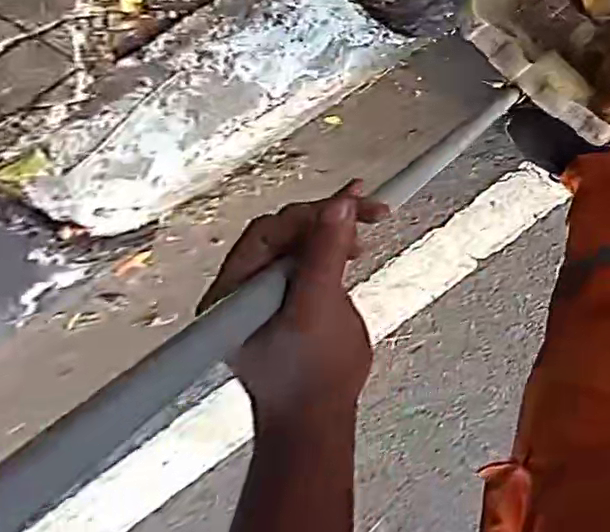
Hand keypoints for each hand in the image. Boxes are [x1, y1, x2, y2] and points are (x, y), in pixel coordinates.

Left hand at [199, 180, 388, 424]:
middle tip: (376, 211)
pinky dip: (341, 240)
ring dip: (340, 225)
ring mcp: (272, 290)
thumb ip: (324, 256)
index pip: (270, 230)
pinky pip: (316, 252)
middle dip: (332, 215)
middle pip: (288, 228)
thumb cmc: (307, 371)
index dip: (314, 213)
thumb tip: (336, 207)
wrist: (318, 406)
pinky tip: (358, 243)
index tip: (358, 202)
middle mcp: (246, 287)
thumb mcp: (317, 308)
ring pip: (304, 237)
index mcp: (233, 292)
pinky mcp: (298, 292)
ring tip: (374, 222)